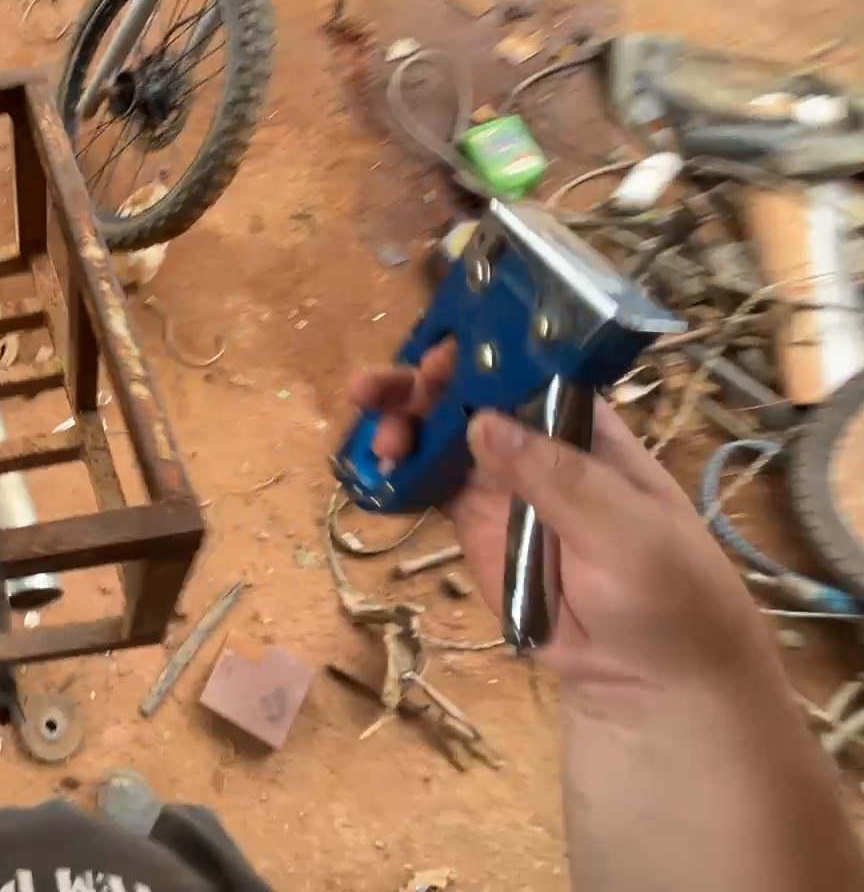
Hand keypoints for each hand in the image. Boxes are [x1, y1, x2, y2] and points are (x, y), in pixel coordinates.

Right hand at [351, 346, 781, 718]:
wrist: (644, 677)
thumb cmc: (666, 597)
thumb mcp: (628, 534)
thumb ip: (557, 478)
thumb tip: (478, 420)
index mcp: (582, 432)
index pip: (524, 374)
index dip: (476, 358)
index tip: (434, 359)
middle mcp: (532, 445)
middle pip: (463, 398)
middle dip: (415, 387)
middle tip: (370, 390)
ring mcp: (494, 482)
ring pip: (432, 434)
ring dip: (395, 425)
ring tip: (375, 442)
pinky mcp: (464, 516)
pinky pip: (420, 481)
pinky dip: (390, 470)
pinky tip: (370, 470)